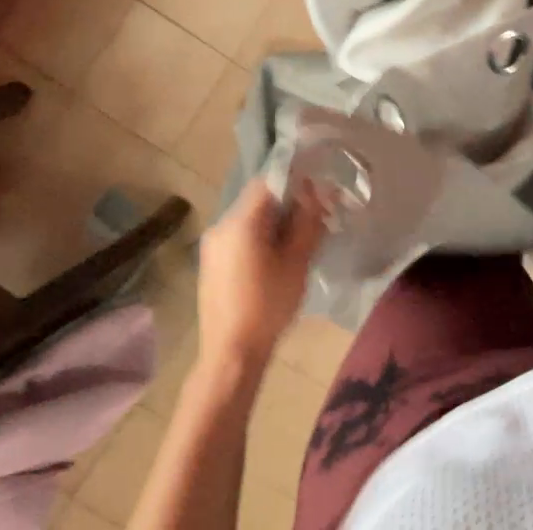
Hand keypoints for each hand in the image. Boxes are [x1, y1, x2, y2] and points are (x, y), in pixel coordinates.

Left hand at [195, 183, 325, 370]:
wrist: (231, 352)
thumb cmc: (268, 305)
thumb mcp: (297, 261)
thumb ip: (308, 221)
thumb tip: (320, 191)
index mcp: (240, 222)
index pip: (269, 181)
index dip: (296, 180)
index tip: (319, 191)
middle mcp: (221, 226)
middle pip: (259, 200)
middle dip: (289, 205)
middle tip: (315, 221)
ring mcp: (213, 246)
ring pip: (251, 219)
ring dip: (276, 223)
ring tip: (299, 243)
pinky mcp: (212, 263)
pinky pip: (241, 236)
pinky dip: (261, 237)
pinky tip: (277, 260)